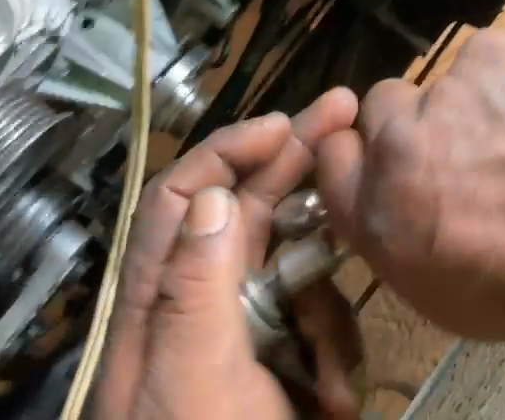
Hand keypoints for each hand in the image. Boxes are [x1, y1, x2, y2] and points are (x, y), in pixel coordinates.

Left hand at [95, 90, 363, 419]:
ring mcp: (246, 338)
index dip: (228, 151)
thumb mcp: (191, 388)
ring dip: (327, 312)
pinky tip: (338, 406)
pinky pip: (323, 326)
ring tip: (333, 381)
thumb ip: (195, 290)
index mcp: (159, 305)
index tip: (285, 126)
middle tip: (345, 113)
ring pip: (299, 271)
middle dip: (294, 163)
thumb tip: (218, 197)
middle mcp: (200, 308)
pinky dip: (338, 356)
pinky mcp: (286, 366)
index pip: (182, 199)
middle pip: (245, 210)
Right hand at [316, 30, 504, 339]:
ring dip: (473, 101)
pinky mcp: (492, 48)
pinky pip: (490, 60)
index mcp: (385, 221)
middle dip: (412, 123)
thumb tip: (397, 203)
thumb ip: (407, 242)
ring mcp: (447, 90)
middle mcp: (401, 149)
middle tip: (470, 144)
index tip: (385, 156)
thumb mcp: (469, 301)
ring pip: (443, 82)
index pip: (331, 162)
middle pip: (380, 110)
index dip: (360, 157)